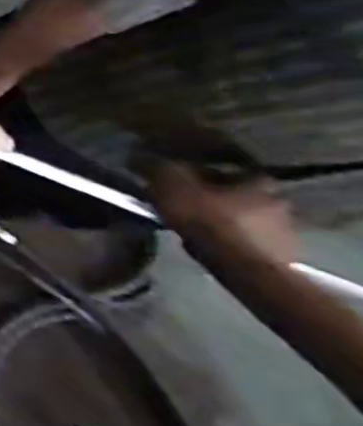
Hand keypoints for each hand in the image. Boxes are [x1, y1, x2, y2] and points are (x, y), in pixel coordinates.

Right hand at [145, 159, 300, 267]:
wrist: (243, 269)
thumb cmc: (208, 219)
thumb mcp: (170, 184)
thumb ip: (155, 166)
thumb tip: (139, 155)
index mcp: (261, 186)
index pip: (241, 169)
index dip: (215, 170)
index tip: (190, 173)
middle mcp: (281, 208)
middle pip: (247, 196)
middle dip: (222, 197)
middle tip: (190, 198)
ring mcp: (286, 238)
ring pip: (249, 220)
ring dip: (226, 220)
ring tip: (194, 222)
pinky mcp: (281, 261)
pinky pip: (248, 242)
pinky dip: (229, 240)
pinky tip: (207, 242)